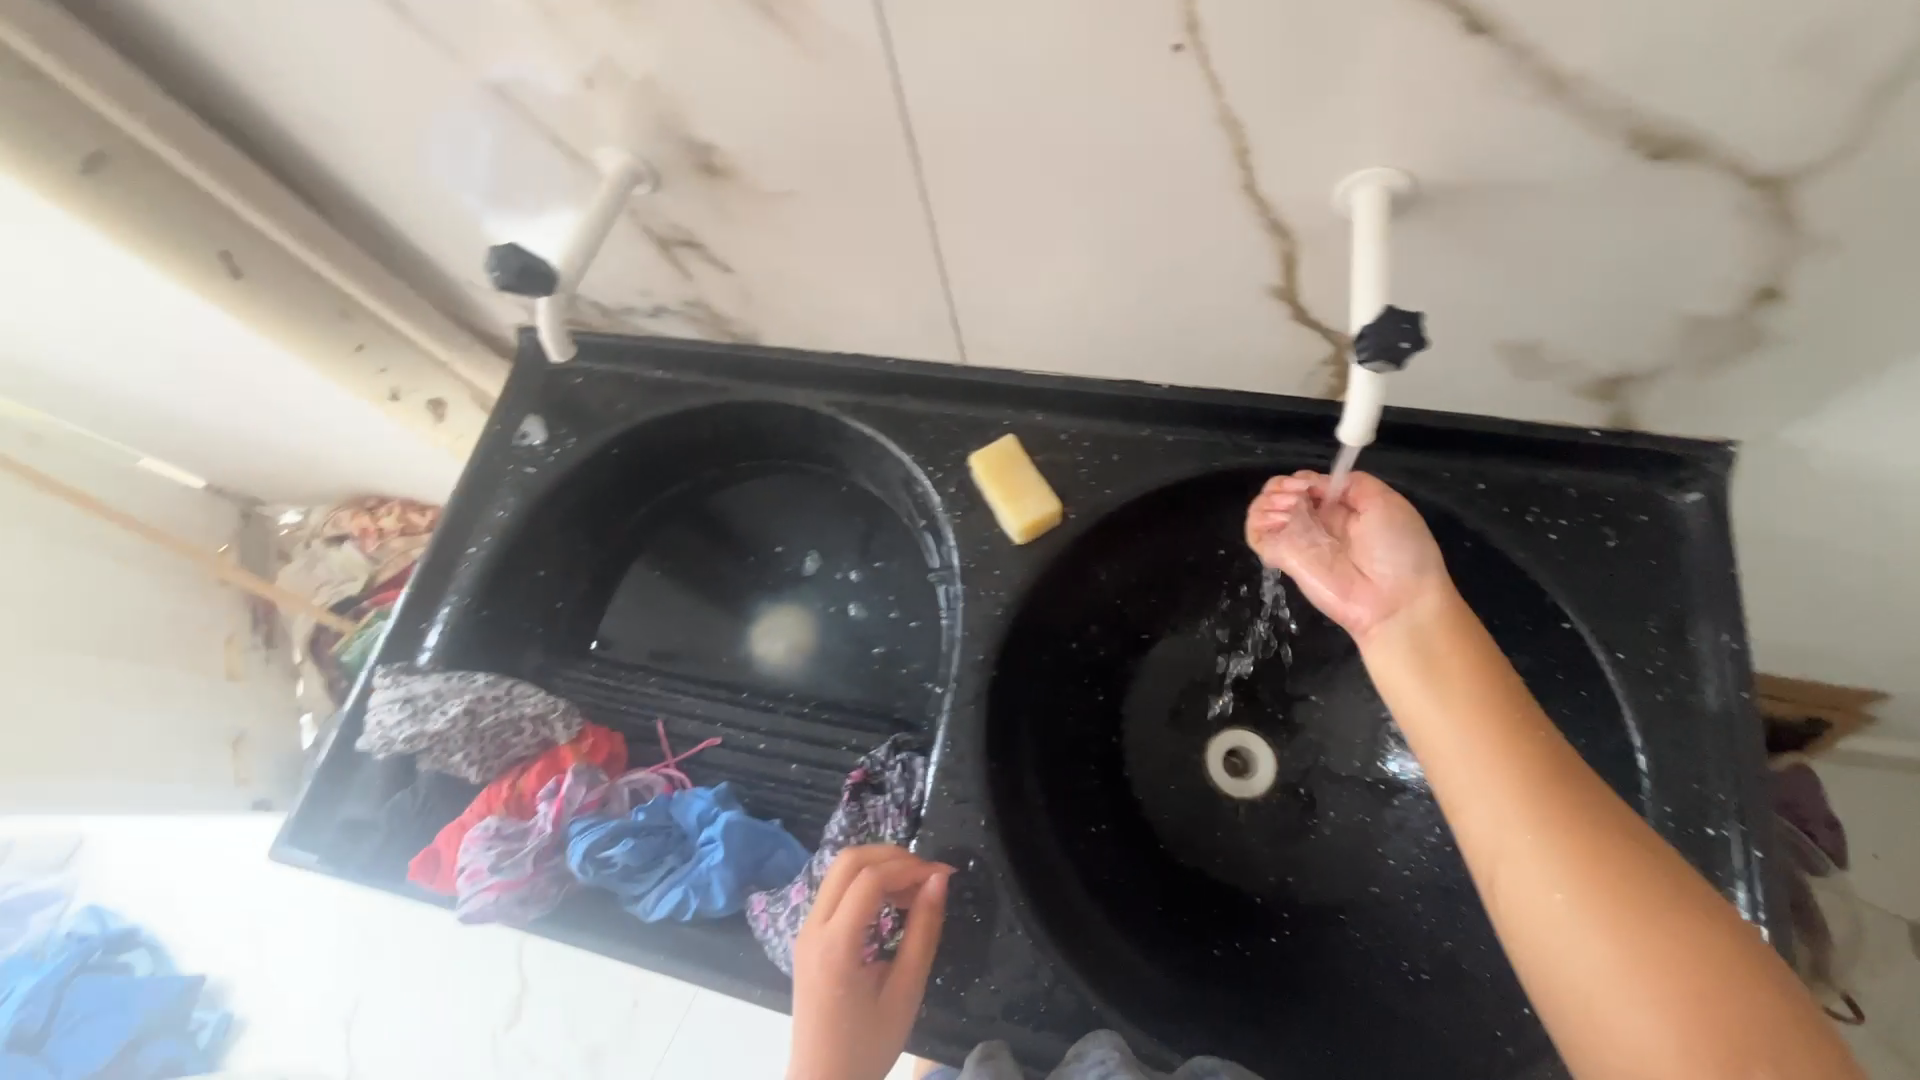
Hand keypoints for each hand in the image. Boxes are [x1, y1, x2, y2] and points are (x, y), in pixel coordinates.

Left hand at [787, 845, 953, 1079]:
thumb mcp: (905, 992)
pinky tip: (893, 902)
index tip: (945, 875)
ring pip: (840, 871)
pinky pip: (836, 890)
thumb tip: (939, 881)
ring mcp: (806, 930)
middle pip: (848, 861)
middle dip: (892, 856)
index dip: (910, 867)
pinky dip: (866, 883)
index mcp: (835, 946)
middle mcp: (813, 928)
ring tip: (915, 889)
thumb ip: (923, 931)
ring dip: (879, 867)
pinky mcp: (809, 936)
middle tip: (928, 875)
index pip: (870, 880)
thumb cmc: (867, 1046)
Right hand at [1244, 470, 1451, 642]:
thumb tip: (1315, 483)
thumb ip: (1352, 483)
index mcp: (1339, 508)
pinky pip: (1255, 535)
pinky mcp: (1281, 558)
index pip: (1305, 484)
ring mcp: (1295, 540)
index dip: (1303, 478)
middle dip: (1280, 486)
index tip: (1312, 484)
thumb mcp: (1386, 502)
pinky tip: (1279, 523)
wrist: (1394, 600)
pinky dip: (1257, 522)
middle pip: (1278, 493)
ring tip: (1288, 508)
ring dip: (1268, 500)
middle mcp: (1313, 522)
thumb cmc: (1398, 549)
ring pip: (1262, 510)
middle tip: (1297, 496)